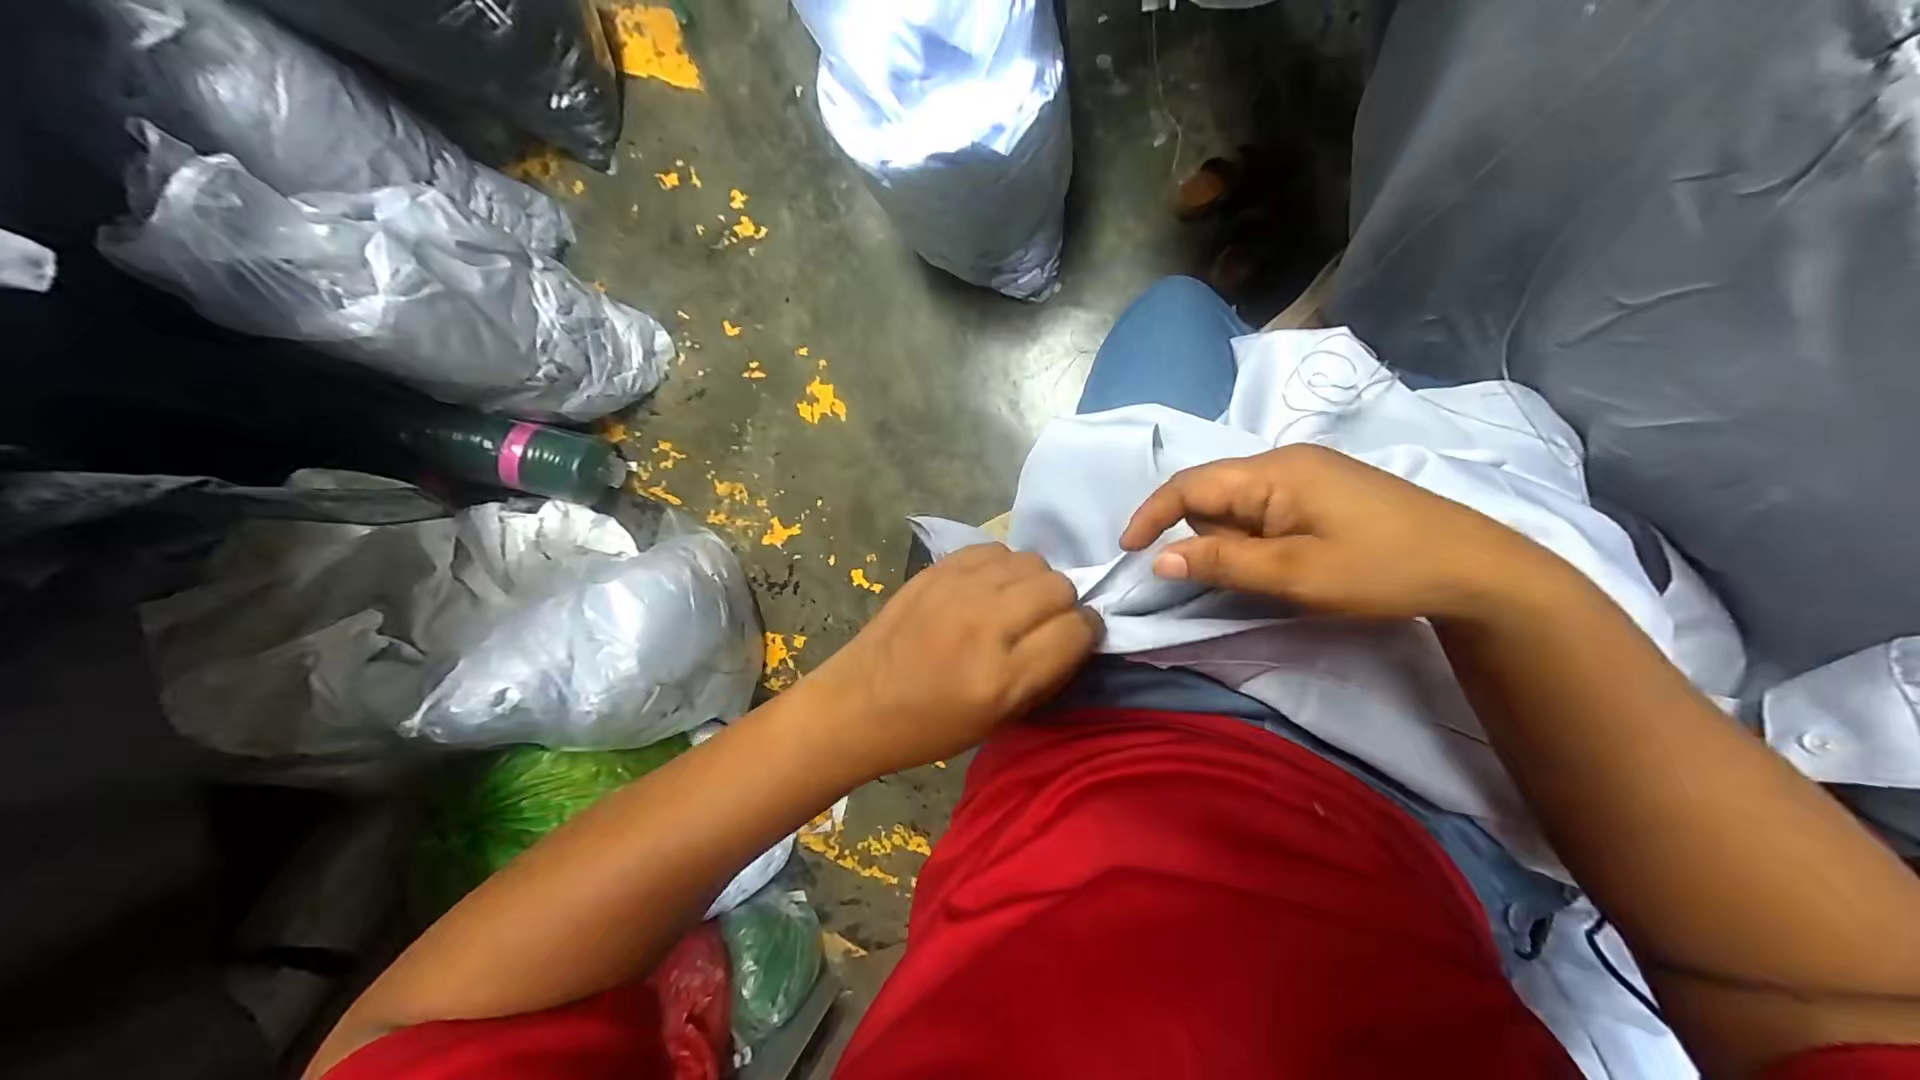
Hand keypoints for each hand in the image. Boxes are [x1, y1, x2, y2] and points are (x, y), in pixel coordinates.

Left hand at [805, 544, 1101, 776]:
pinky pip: (993, 549)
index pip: (1077, 629)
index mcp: (1002, 677)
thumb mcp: (1000, 720)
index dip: (1086, 632)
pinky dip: (1001, 567)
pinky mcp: (935, 571)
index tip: (1077, 638)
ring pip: (1030, 560)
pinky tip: (988, 588)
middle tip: (1045, 622)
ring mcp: (957, 591)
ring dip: (1033, 582)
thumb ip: (1046, 674)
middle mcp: (984, 625)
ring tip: (1015, 603)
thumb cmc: (931, 727)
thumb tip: (1078, 633)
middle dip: (1064, 604)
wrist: (859, 703)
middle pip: (1058, 586)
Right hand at [1119, 444, 1574, 621]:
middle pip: (1213, 491)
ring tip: (1262, 571)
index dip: (1152, 514)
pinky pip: (1265, 507)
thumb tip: (1160, 559)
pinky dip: (1253, 535)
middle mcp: (1286, 460)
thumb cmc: (1380, 569)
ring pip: (1239, 502)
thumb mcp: (1293, 574)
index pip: (1190, 485)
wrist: (1477, 569)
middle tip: (1218, 575)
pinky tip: (1280, 560)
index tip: (1128, 550)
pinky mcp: (1325, 490)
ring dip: (1229, 538)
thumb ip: (1221, 562)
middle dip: (1198, 533)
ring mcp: (1309, 473)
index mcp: (1274, 471)